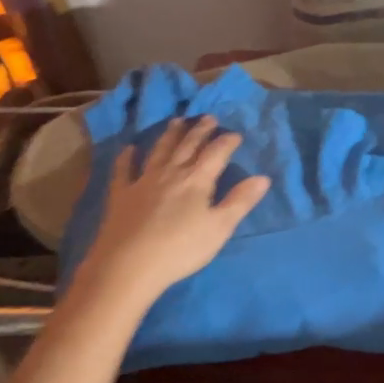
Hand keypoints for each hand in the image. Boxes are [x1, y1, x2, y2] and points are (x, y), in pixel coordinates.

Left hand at [77, 116, 270, 298]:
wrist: (129, 264)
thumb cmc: (181, 249)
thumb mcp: (219, 228)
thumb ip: (240, 201)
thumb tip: (262, 178)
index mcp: (197, 180)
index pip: (216, 153)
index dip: (227, 142)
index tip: (235, 134)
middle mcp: (171, 173)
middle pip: (188, 146)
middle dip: (200, 131)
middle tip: (208, 118)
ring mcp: (143, 181)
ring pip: (159, 151)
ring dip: (170, 135)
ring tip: (177, 121)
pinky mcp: (121, 194)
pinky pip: (123, 169)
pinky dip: (127, 157)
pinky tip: (129, 148)